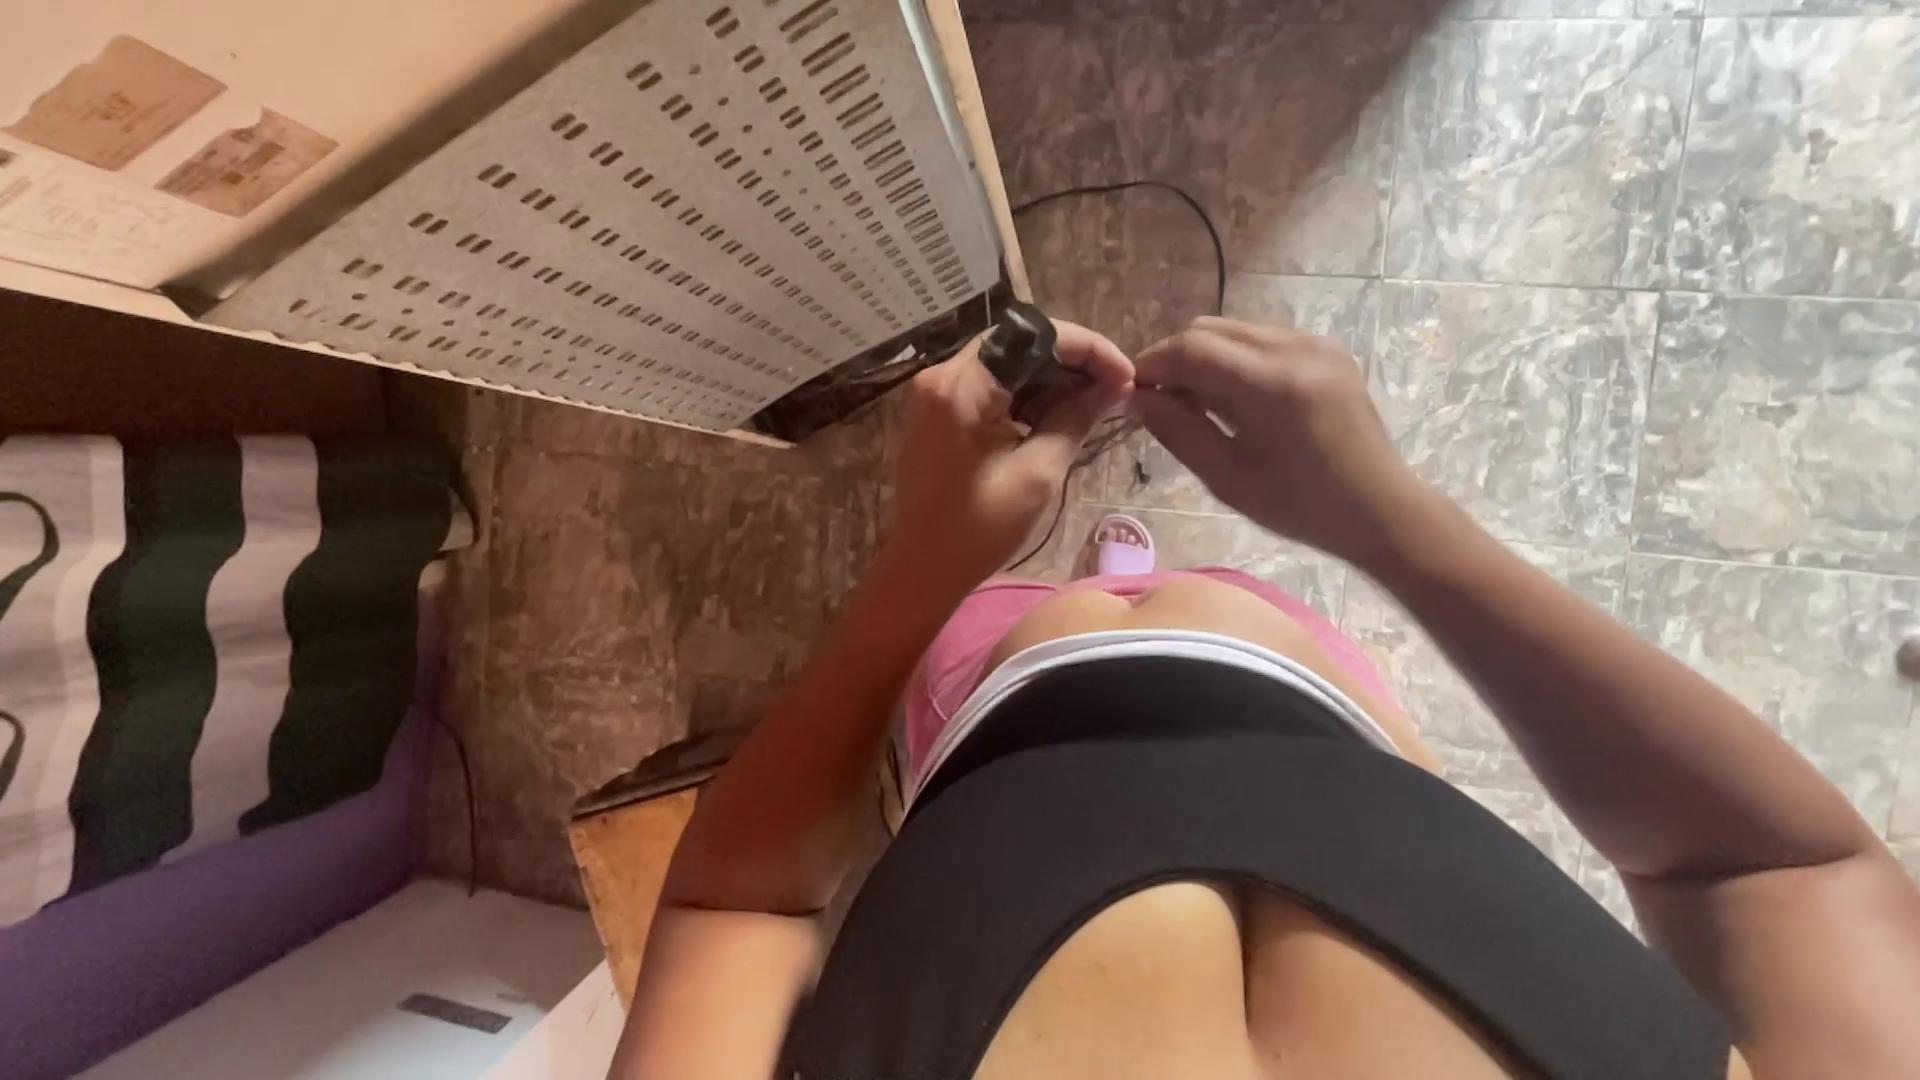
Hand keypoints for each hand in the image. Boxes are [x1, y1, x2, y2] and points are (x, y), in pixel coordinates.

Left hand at [885, 320, 1132, 589]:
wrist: (922, 569)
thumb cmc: (977, 531)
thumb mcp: (1036, 473)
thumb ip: (1076, 418)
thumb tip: (1116, 385)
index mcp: (959, 387)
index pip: (1032, 338)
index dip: (1087, 349)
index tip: (1125, 375)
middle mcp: (941, 377)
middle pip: (1018, 345)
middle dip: (1072, 362)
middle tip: (1114, 389)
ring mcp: (936, 393)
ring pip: (1007, 364)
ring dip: (1051, 379)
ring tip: (1093, 405)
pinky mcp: (939, 412)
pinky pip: (991, 387)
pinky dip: (1026, 396)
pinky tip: (1058, 416)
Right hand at [1132, 317, 1431, 568]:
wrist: (1379, 509)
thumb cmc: (1299, 506)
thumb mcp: (1227, 478)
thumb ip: (1178, 431)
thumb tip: (1138, 399)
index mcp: (1272, 383)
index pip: (1191, 348)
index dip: (1152, 365)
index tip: (1131, 394)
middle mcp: (1295, 348)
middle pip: (1209, 329)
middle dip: (1174, 359)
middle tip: (1160, 403)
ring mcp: (1315, 344)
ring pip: (1234, 330)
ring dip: (1203, 359)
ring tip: (1194, 405)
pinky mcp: (1326, 350)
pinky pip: (1261, 340)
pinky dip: (1233, 360)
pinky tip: (1232, 400)